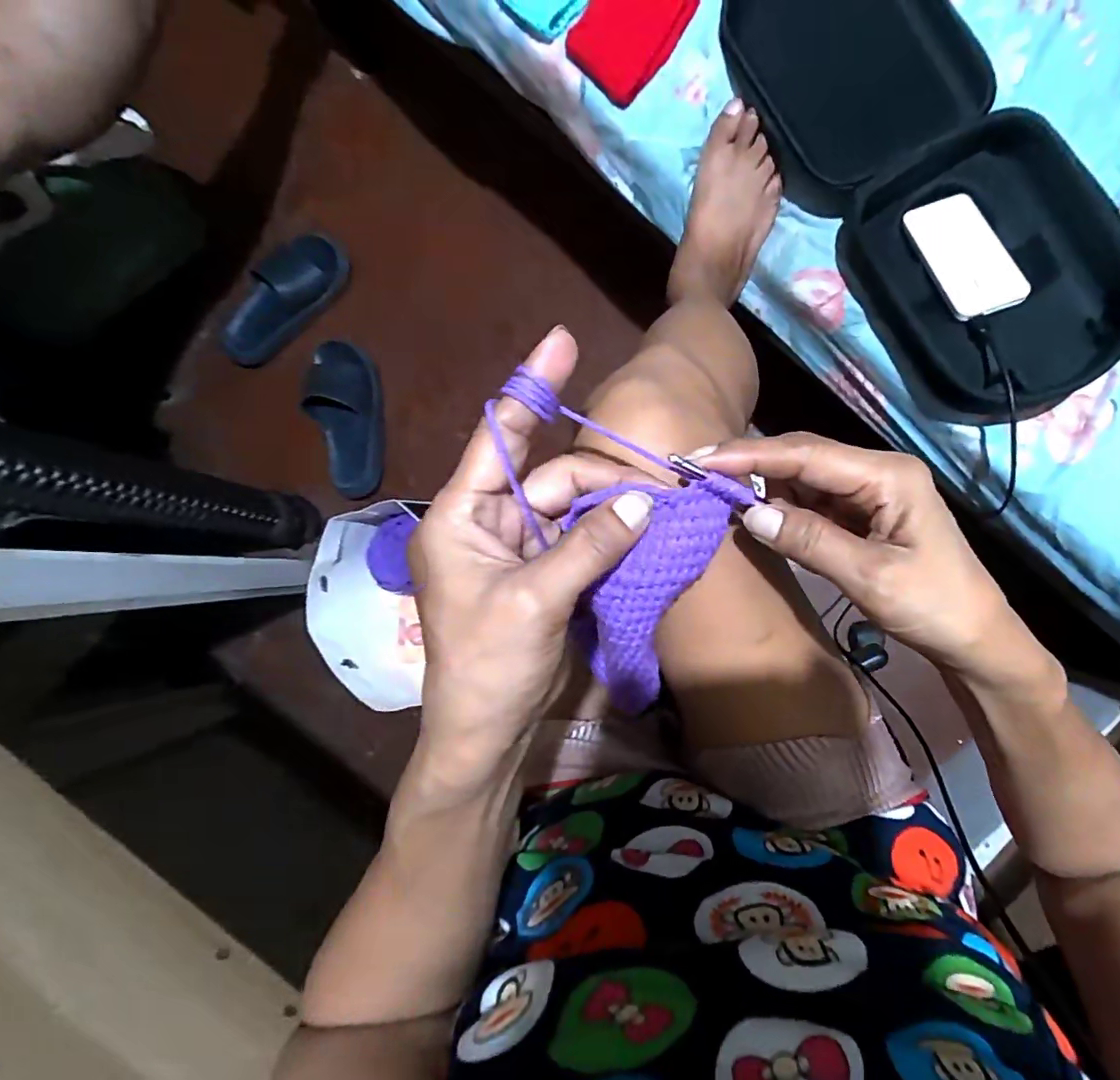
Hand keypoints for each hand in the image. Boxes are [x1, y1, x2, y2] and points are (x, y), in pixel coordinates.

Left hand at [408, 327, 655, 799]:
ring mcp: (519, 547)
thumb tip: (642, 504)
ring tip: (658, 508)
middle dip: (601, 477)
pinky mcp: (545, 571)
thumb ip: (588, 547)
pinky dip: (611, 532)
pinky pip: (582, 536)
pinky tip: (642, 526)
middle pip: (551, 476)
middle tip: (657, 489)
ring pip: (572, 506)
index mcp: (461, 518)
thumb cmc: (489, 666)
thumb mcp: (536, 602)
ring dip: (612, 506)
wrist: (488, 730)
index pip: (497, 437)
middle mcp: (488, 522)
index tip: (561, 339)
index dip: (530, 387)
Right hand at [692, 433, 1047, 687]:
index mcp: (887, 476)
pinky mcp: (862, 515)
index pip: (806, 454)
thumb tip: (749, 514)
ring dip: (762, 483)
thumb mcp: (869, 577)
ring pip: (804, 478)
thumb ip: (809, 541)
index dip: (751, 454)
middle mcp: (877, 472)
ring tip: (716, 488)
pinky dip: (781, 506)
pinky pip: (812, 502)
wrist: (975, 638)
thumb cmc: (933, 606)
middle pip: (803, 456)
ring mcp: (870, 493)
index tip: (703, 460)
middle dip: (751, 462)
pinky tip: (753, 510)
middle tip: (699, 471)